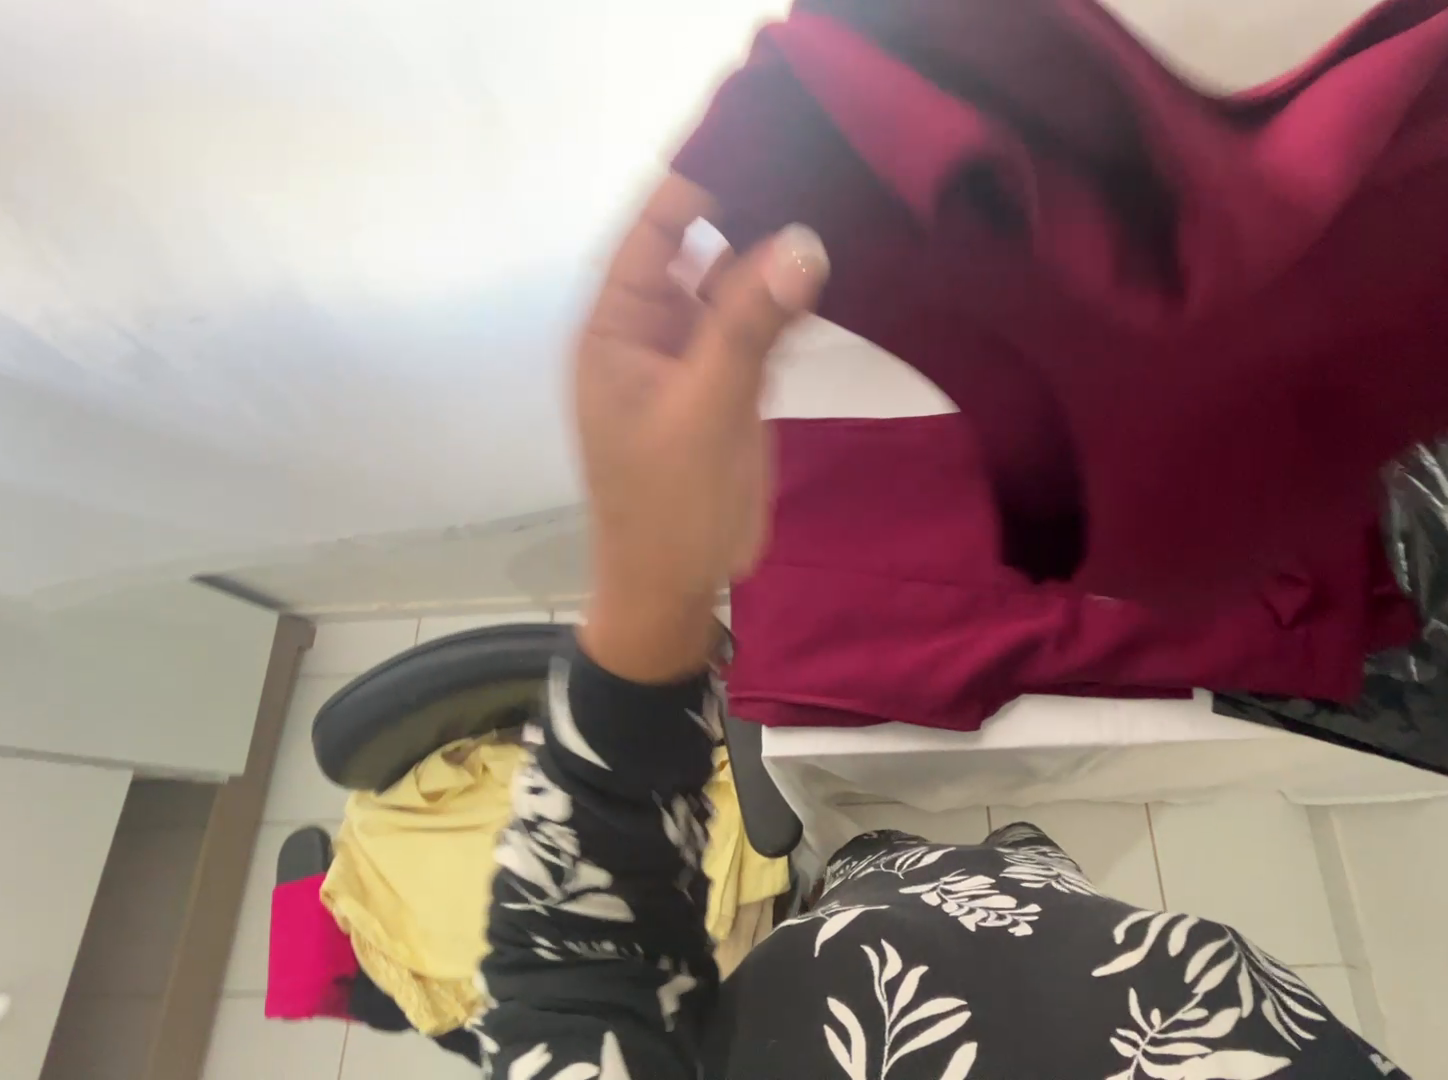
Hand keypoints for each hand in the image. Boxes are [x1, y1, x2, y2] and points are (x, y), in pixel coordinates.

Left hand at [573, 175, 827, 681]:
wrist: (677, 587)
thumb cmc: (668, 506)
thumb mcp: (704, 411)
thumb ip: (747, 326)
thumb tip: (803, 242)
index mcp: (614, 328)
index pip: (652, 232)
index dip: (697, 184)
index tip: (758, 137)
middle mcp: (648, 332)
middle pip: (697, 255)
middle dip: (748, 219)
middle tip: (816, 171)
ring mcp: (690, 361)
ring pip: (731, 293)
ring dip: (773, 265)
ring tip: (833, 212)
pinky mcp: (725, 389)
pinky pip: (754, 332)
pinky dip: (784, 311)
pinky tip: (824, 283)